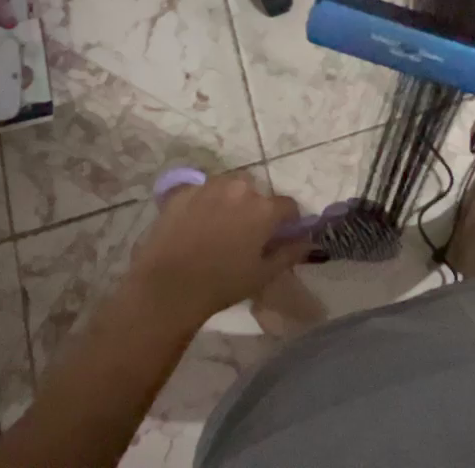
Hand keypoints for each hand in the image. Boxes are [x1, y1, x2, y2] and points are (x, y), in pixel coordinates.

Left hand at [125, 172, 309, 324]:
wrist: (168, 287)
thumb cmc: (222, 284)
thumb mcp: (263, 274)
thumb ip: (289, 253)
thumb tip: (307, 242)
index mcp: (264, 208)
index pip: (288, 205)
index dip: (287, 221)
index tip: (280, 235)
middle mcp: (240, 188)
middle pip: (257, 191)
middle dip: (256, 207)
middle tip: (245, 233)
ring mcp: (209, 186)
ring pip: (228, 186)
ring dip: (230, 200)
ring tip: (219, 226)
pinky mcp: (183, 191)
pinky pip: (201, 192)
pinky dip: (204, 203)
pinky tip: (195, 225)